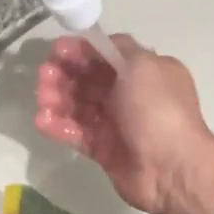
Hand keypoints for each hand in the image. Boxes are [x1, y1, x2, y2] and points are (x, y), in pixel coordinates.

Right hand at [33, 34, 213, 213]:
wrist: (172, 168)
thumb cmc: (159, 110)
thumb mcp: (144, 64)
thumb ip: (120, 48)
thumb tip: (101, 44)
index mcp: (144, 73)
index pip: (105, 56)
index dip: (80, 53)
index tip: (56, 52)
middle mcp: (131, 96)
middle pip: (89, 81)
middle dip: (64, 75)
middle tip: (43, 77)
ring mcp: (117, 125)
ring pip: (80, 107)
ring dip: (58, 100)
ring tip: (42, 99)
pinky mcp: (105, 151)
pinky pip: (78, 135)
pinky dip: (60, 127)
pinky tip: (42, 121)